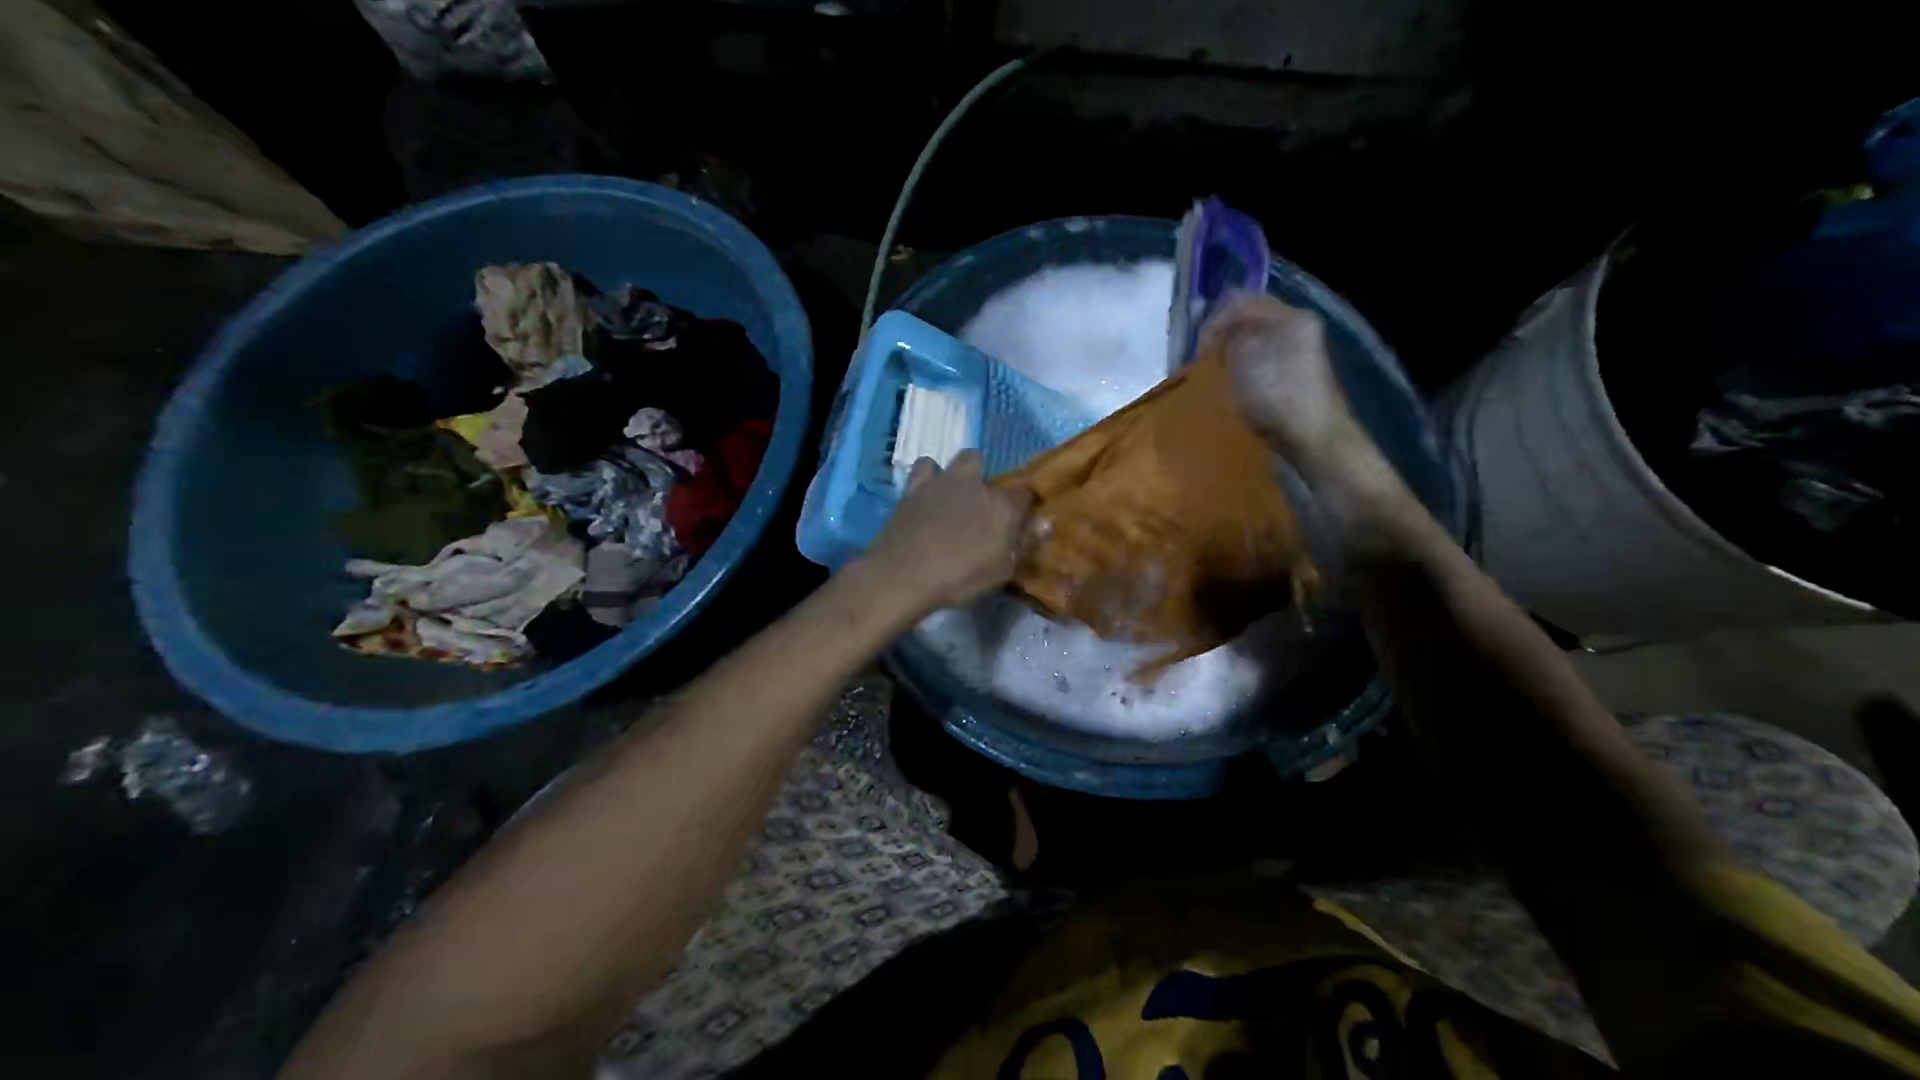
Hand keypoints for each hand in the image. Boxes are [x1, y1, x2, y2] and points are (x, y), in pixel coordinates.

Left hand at [859, 450, 1032, 612]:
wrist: (904, 574)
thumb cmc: (960, 578)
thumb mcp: (1002, 570)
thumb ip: (1025, 543)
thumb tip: (1046, 522)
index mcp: (1002, 505)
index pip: (1024, 493)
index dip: (1024, 503)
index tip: (1020, 517)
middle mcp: (974, 485)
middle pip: (982, 463)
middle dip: (982, 477)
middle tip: (979, 504)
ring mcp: (941, 482)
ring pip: (954, 460)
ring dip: (955, 473)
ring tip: (951, 495)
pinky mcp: (913, 488)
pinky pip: (923, 468)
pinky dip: (927, 477)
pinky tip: (926, 494)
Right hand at [1206, 291, 1364, 472]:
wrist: (1314, 438)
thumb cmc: (1277, 397)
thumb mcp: (1244, 361)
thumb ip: (1229, 339)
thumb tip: (1221, 337)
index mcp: (1289, 316)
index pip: (1239, 302)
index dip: (1212, 323)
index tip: (1198, 352)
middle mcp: (1298, 326)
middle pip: (1248, 318)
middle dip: (1221, 336)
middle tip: (1203, 361)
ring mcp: (1299, 350)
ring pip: (1254, 339)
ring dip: (1231, 353)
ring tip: (1215, 374)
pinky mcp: (1296, 373)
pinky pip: (1262, 357)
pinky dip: (1243, 366)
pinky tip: (1234, 386)